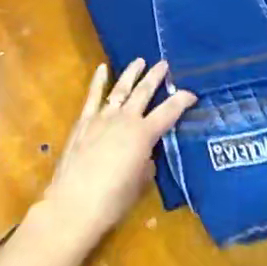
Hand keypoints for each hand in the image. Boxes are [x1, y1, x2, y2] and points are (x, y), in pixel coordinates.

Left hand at [35, 59, 195, 247]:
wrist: (74, 204)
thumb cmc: (113, 200)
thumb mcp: (140, 182)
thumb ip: (146, 161)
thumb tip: (145, 152)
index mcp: (144, 135)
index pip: (169, 112)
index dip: (182, 101)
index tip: (192, 93)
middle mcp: (125, 119)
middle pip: (144, 92)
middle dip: (156, 77)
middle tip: (164, 65)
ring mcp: (103, 117)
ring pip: (121, 88)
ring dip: (131, 73)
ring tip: (140, 61)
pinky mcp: (84, 121)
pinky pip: (93, 96)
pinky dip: (98, 80)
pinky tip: (102, 68)